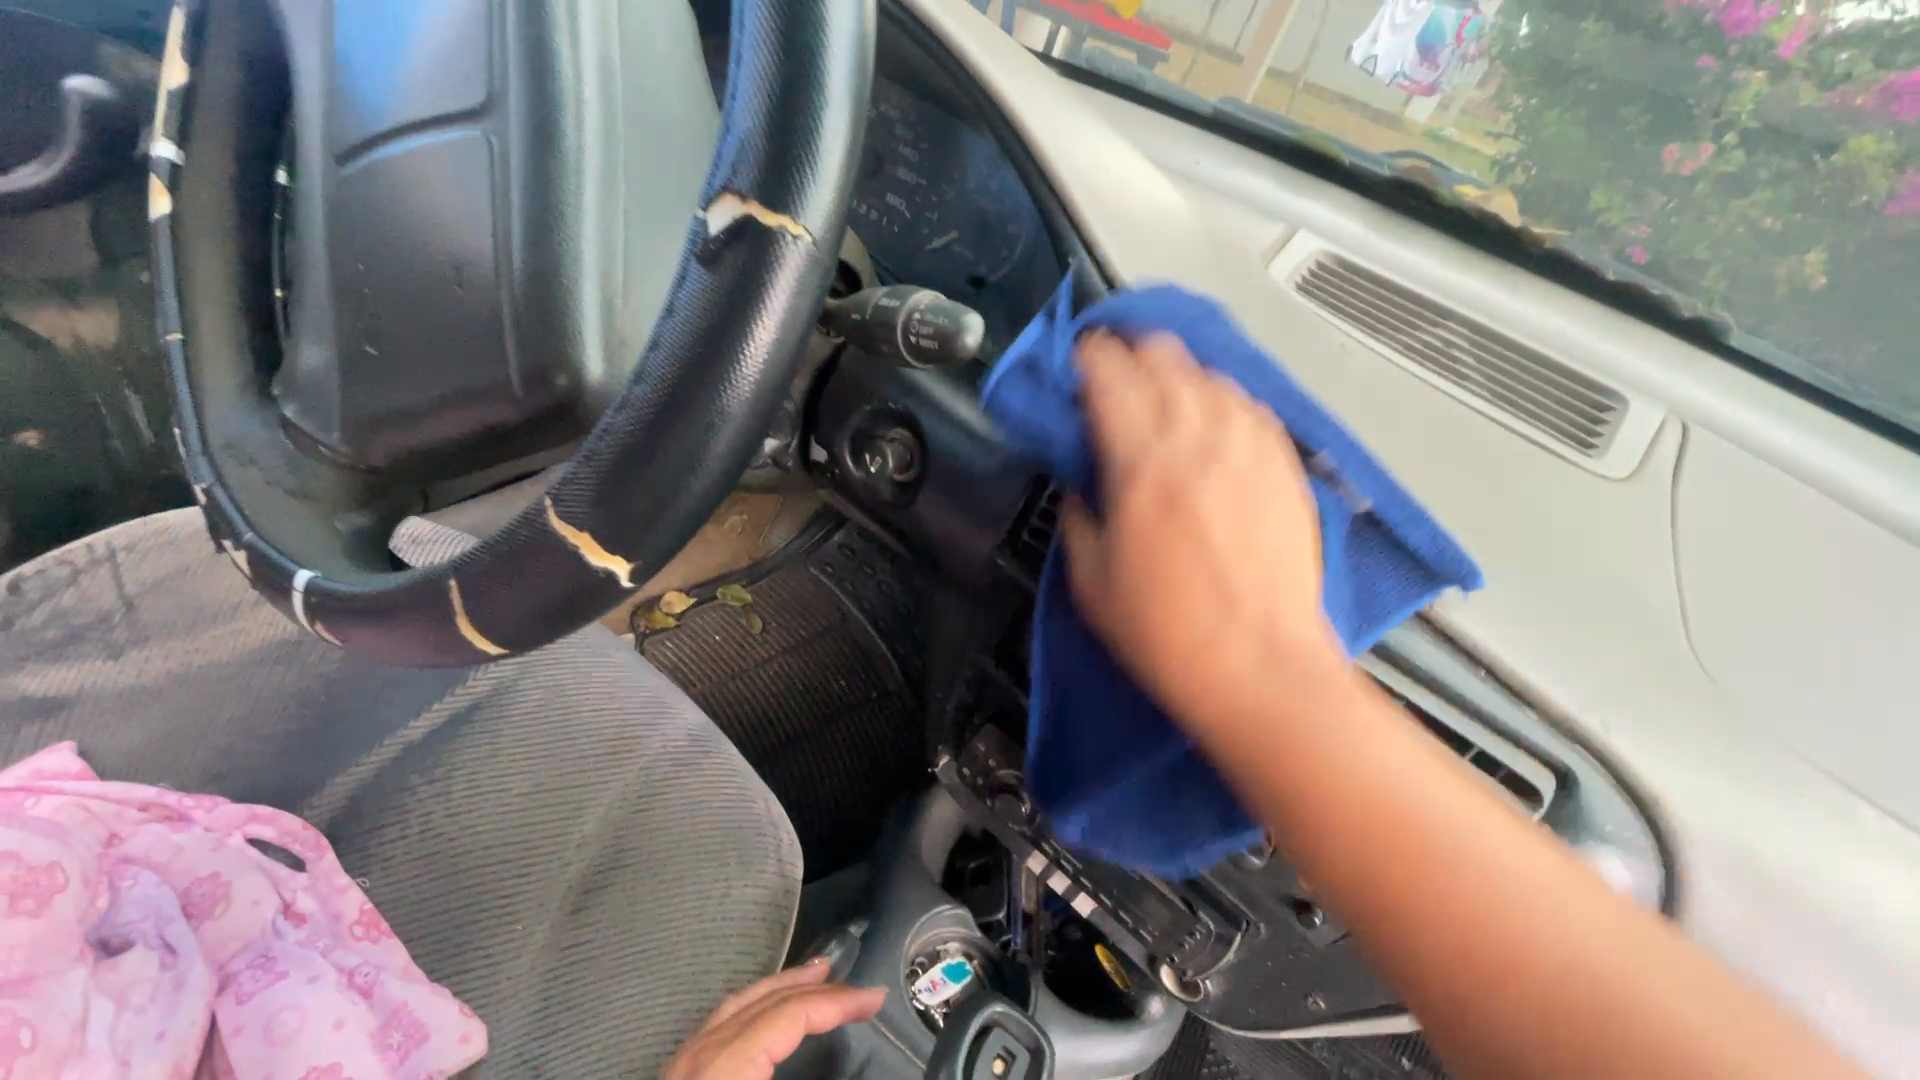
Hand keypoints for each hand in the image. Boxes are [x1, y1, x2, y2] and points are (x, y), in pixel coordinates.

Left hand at [663, 958, 885, 1079]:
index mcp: (723, 1072)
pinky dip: (752, 1009)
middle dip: (808, 985)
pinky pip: (718, 1027)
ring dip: (779, 990)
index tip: (876, 1000)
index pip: (787, 1016)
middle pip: (760, 1001)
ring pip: (734, 1008)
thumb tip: (855, 1073)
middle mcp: (698, 1060)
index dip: (835, 1002)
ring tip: (812, 979)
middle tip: (849, 979)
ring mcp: (679, 1071)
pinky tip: (764, 1018)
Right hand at [1060, 331, 1343, 733]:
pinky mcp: (1284, 465)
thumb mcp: (1091, 581)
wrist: (1259, 666)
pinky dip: (1219, 398)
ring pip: (1208, 373)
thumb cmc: (1167, 633)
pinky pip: (1248, 405)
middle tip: (1112, 371)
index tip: (1076, 361)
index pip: (1109, 373)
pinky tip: (1210, 416)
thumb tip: (1081, 487)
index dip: (1087, 356)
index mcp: (1141, 464)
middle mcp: (1198, 439)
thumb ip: (1078, 517)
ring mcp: (1249, 447)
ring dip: (1175, 371)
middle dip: (1129, 353)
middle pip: (1161, 357)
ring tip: (1159, 389)